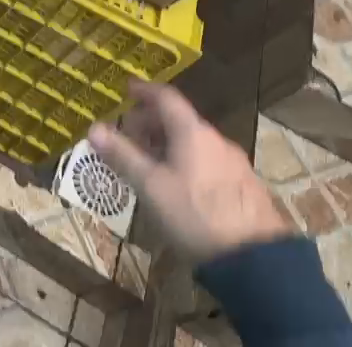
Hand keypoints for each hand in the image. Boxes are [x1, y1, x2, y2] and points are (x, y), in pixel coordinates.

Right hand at [88, 82, 290, 263]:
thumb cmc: (195, 214)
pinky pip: (209, 162)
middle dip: (152, 123)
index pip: (166, 97)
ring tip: (151, 163)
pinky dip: (188, 162)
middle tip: (130, 134)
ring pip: (195, 143)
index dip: (144, 90)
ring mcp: (235, 164)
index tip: (127, 90)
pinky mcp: (246, 188)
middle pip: (180, 120)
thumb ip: (122, 156)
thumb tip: (93, 128)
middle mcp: (216, 140)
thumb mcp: (150, 186)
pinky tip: (181, 186)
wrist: (258, 261)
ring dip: (170, 144)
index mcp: (192, 132)